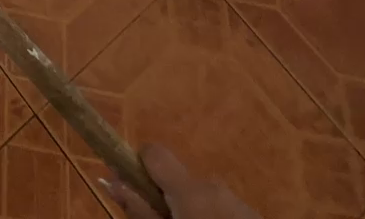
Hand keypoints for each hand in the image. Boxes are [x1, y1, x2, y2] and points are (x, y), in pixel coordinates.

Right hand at [106, 145, 259, 218]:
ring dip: (192, 214)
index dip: (140, 167)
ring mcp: (240, 204)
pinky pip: (223, 212)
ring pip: (202, 199)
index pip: (153, 152)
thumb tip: (110, 180)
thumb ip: (139, 210)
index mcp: (189, 190)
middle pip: (178, 181)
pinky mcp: (254, 218)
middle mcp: (214, 188)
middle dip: (167, 201)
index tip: (136, 191)